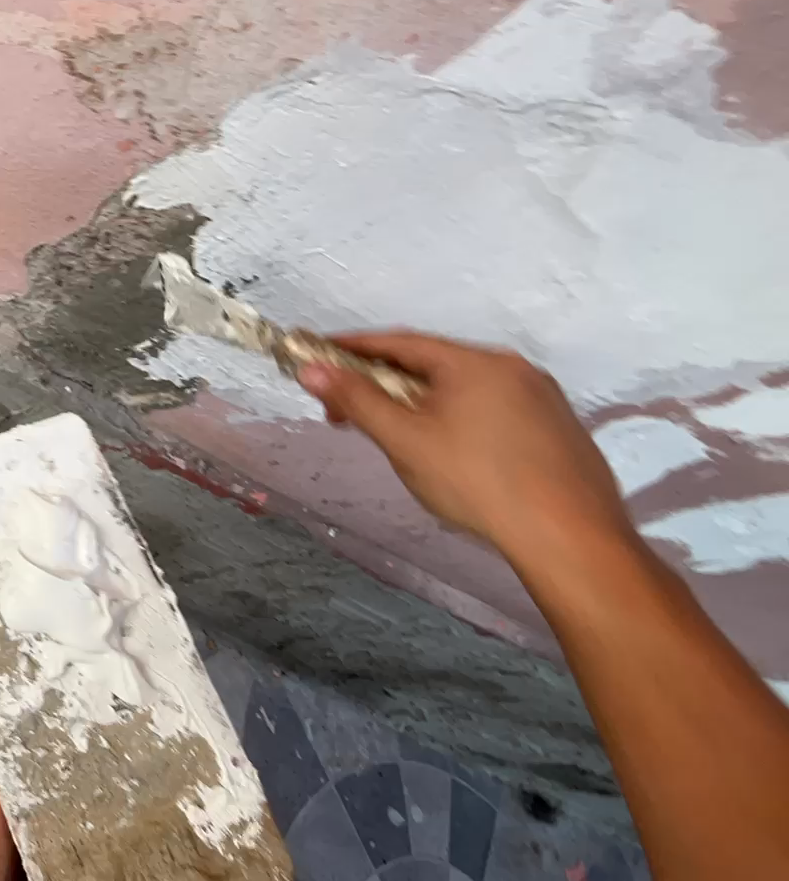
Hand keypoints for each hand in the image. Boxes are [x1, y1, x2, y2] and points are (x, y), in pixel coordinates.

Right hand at [297, 331, 634, 555]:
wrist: (570, 537)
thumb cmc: (475, 481)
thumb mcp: (402, 438)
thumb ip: (355, 399)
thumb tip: (310, 369)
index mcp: (475, 364)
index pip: (398, 342)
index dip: (350, 347)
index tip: (314, 356)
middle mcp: (511, 368)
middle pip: (428, 362)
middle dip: (377, 380)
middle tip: (341, 409)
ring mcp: (539, 396)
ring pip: (457, 385)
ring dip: (410, 398)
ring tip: (384, 429)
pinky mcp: (552, 426)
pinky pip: (484, 404)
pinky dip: (446, 412)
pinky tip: (436, 443)